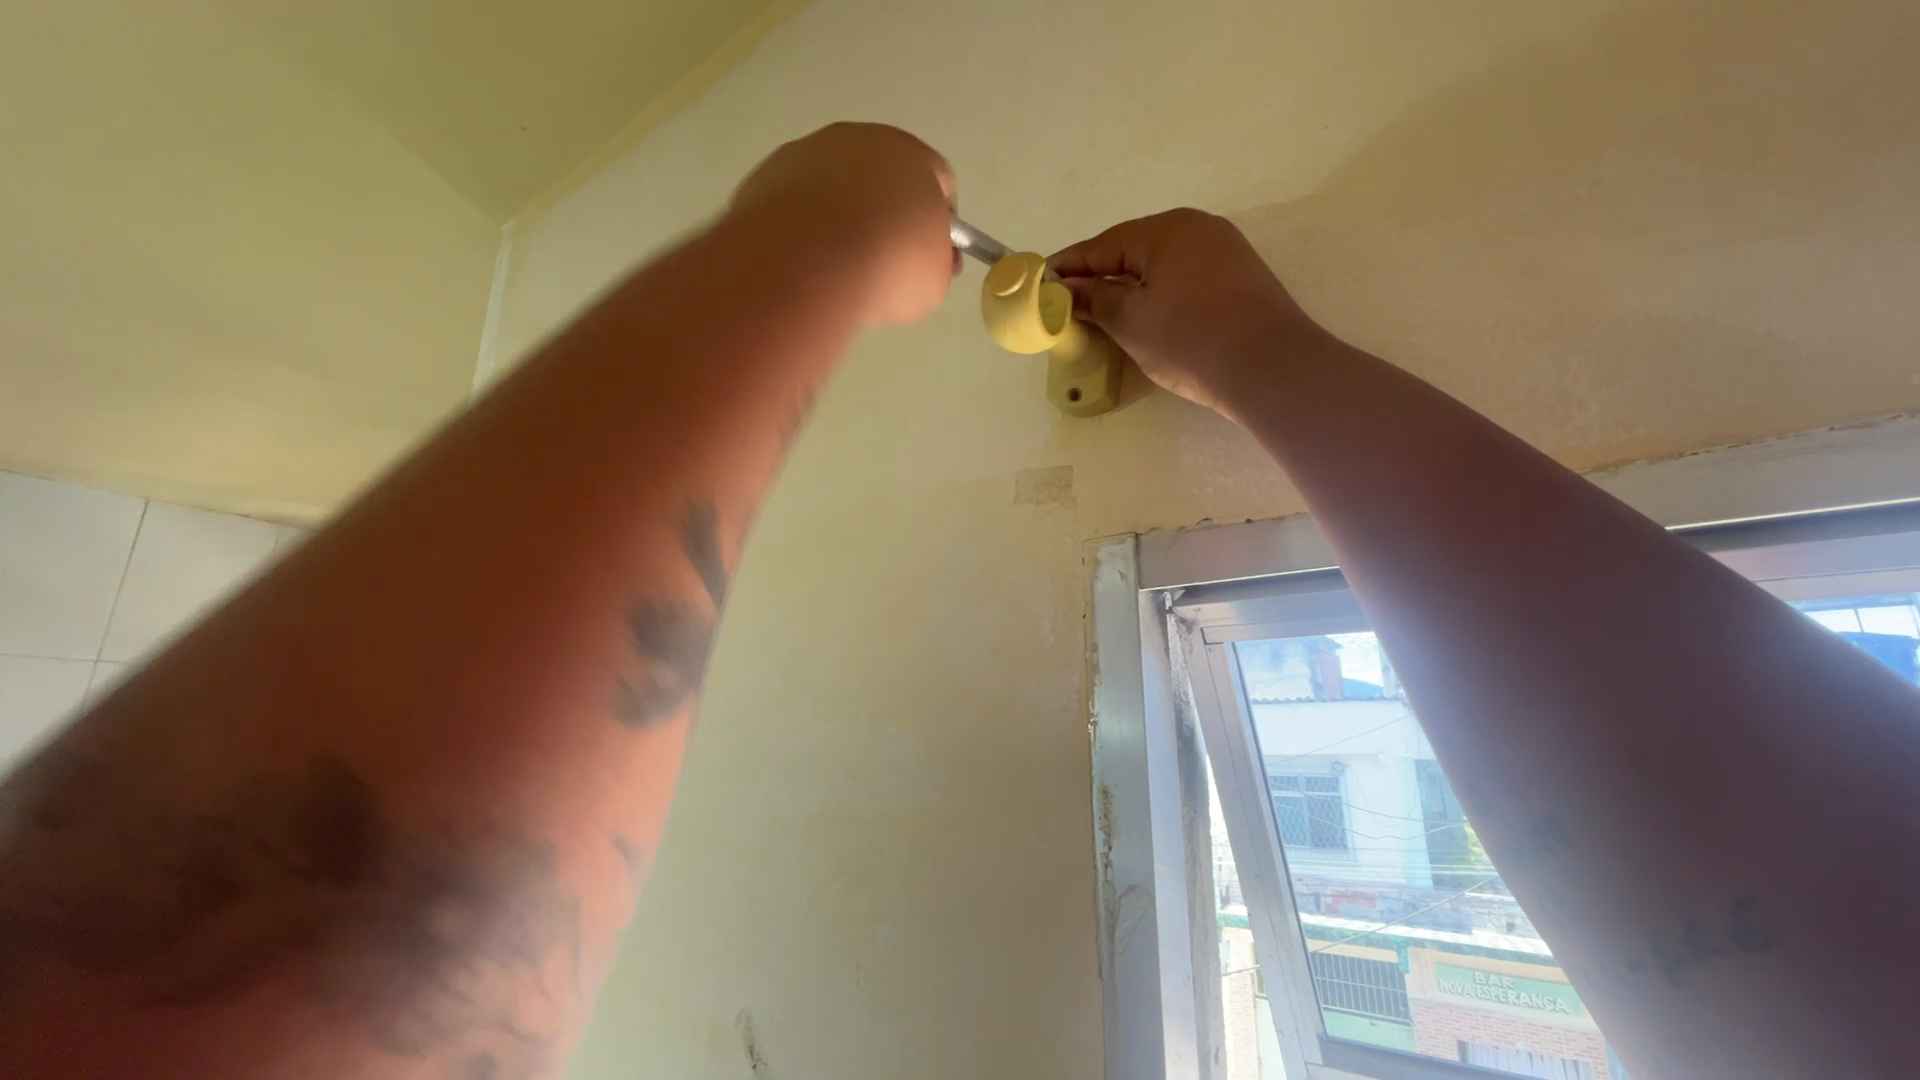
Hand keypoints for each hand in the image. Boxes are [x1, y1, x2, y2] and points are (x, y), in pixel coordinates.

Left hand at [732, 122, 957, 325]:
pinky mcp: (767, 175)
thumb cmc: (887, 266)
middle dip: (886, 213)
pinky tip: (804, 261)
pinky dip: (803, 226)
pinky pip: (796, 201)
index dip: (939, 222)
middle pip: (882, 176)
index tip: (929, 256)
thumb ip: (935, 262)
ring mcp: (808, 153)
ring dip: (840, 216)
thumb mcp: (933, 280)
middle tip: (883, 262)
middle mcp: (860, 140)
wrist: (809, 262)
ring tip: (837, 266)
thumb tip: (927, 260)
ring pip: (834, 185)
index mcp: (913, 157)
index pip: (938, 180)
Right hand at [1051, 209, 1325, 419]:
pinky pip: (1183, 278)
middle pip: (1132, 250)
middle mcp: (1196, 228)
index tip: (1040, 282)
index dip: (1069, 266)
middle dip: (1099, 275)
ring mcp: (1223, 251)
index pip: (1102, 245)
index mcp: (1164, 230)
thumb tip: (1067, 289)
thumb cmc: (1190, 339)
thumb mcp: (1131, 320)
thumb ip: (1095, 298)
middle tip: (1069, 302)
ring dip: (1129, 286)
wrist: (1270, 367)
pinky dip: (1158, 293)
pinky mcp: (1239, 277)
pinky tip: (1146, 316)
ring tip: (1103, 313)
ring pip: (1160, 265)